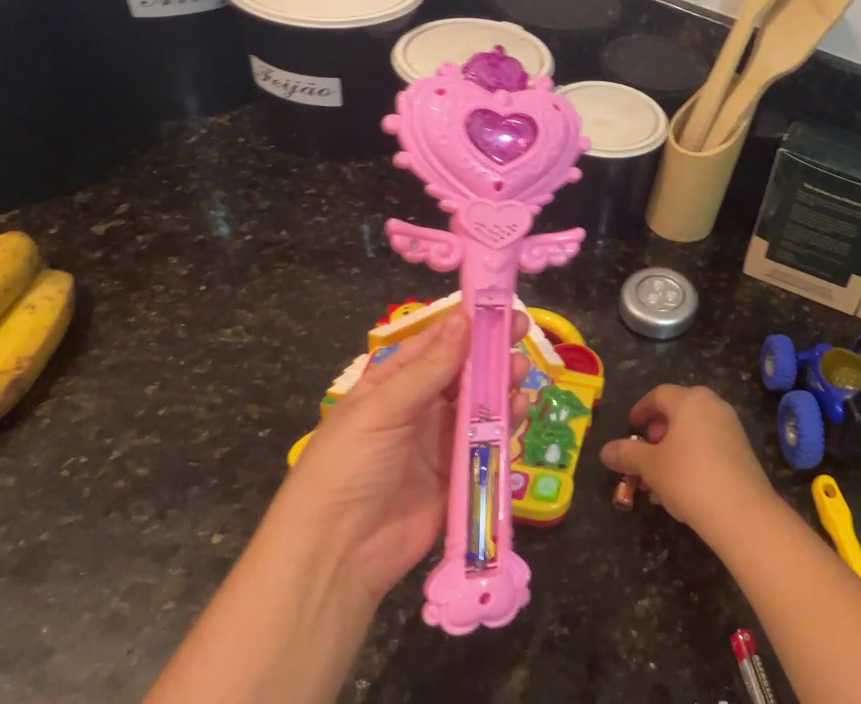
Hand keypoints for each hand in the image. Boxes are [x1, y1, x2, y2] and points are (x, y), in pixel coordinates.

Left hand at [269, 308, 527, 603]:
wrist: (337, 554)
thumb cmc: (347, 469)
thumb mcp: (381, 410)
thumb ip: (429, 368)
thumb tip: (463, 318)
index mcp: (392, 386)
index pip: (436, 344)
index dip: (468, 323)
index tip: (502, 304)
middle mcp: (420, 408)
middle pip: (466, 371)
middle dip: (494, 350)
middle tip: (522, 331)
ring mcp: (442, 441)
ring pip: (483, 402)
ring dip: (504, 383)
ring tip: (520, 371)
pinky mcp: (461, 472)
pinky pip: (490, 440)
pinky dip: (509, 422)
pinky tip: (521, 408)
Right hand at [599, 385, 774, 535]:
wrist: (740, 509)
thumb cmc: (688, 477)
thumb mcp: (650, 466)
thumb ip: (627, 454)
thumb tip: (605, 450)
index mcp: (691, 401)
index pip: (660, 394)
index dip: (641, 409)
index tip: (630, 427)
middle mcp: (714, 407)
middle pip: (679, 413)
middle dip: (657, 434)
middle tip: (643, 455)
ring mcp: (731, 428)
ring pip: (693, 434)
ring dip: (671, 452)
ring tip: (654, 482)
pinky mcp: (741, 451)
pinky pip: (708, 448)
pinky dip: (689, 461)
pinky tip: (677, 491)